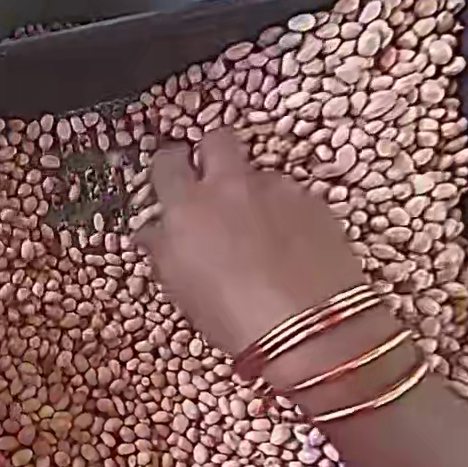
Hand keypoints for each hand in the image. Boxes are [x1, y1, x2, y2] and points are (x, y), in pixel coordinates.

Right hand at [135, 128, 368, 358]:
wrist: (307, 327)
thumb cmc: (229, 314)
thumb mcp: (180, 286)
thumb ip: (163, 248)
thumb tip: (153, 232)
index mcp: (187, 206)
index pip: (167, 162)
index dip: (168, 169)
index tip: (170, 181)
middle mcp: (230, 185)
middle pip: (216, 139)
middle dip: (211, 154)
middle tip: (211, 185)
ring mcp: (276, 189)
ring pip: (256, 173)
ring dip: (250, 192)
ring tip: (256, 233)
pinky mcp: (313, 202)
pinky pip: (290, 194)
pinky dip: (283, 212)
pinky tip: (287, 246)